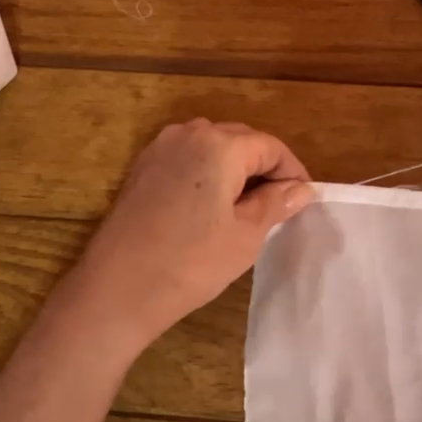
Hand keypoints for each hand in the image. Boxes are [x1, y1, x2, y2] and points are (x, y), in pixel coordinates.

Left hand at [66, 120, 313, 344]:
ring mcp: (160, 147)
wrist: (118, 287)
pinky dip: (207, 173)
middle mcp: (188, 133)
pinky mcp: (142, 166)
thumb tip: (301, 188)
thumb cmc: (191, 262)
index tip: (302, 201)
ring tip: (247, 208)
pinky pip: (187, 158)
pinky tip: (211, 207)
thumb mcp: (245, 235)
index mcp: (218, 144)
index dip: (292, 171)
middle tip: (279, 207)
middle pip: (240, 140)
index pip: (270, 146)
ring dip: (235, 169)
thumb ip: (276, 203)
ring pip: (212, 146)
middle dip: (264, 168)